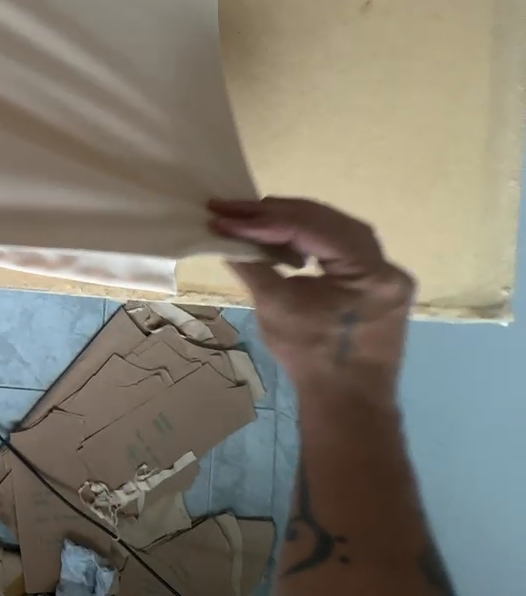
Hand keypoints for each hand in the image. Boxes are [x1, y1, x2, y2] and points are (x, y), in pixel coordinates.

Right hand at [209, 197, 414, 394]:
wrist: (347, 394)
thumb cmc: (311, 350)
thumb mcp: (273, 302)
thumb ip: (251, 262)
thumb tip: (221, 235)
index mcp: (369, 273)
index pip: (309, 230)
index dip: (259, 221)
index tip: (219, 217)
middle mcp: (384, 267)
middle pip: (325, 220)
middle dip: (273, 211)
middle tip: (229, 208)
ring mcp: (382, 274)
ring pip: (334, 227)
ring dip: (289, 218)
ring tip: (249, 217)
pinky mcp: (372, 282)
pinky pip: (338, 244)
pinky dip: (305, 234)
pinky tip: (280, 238)